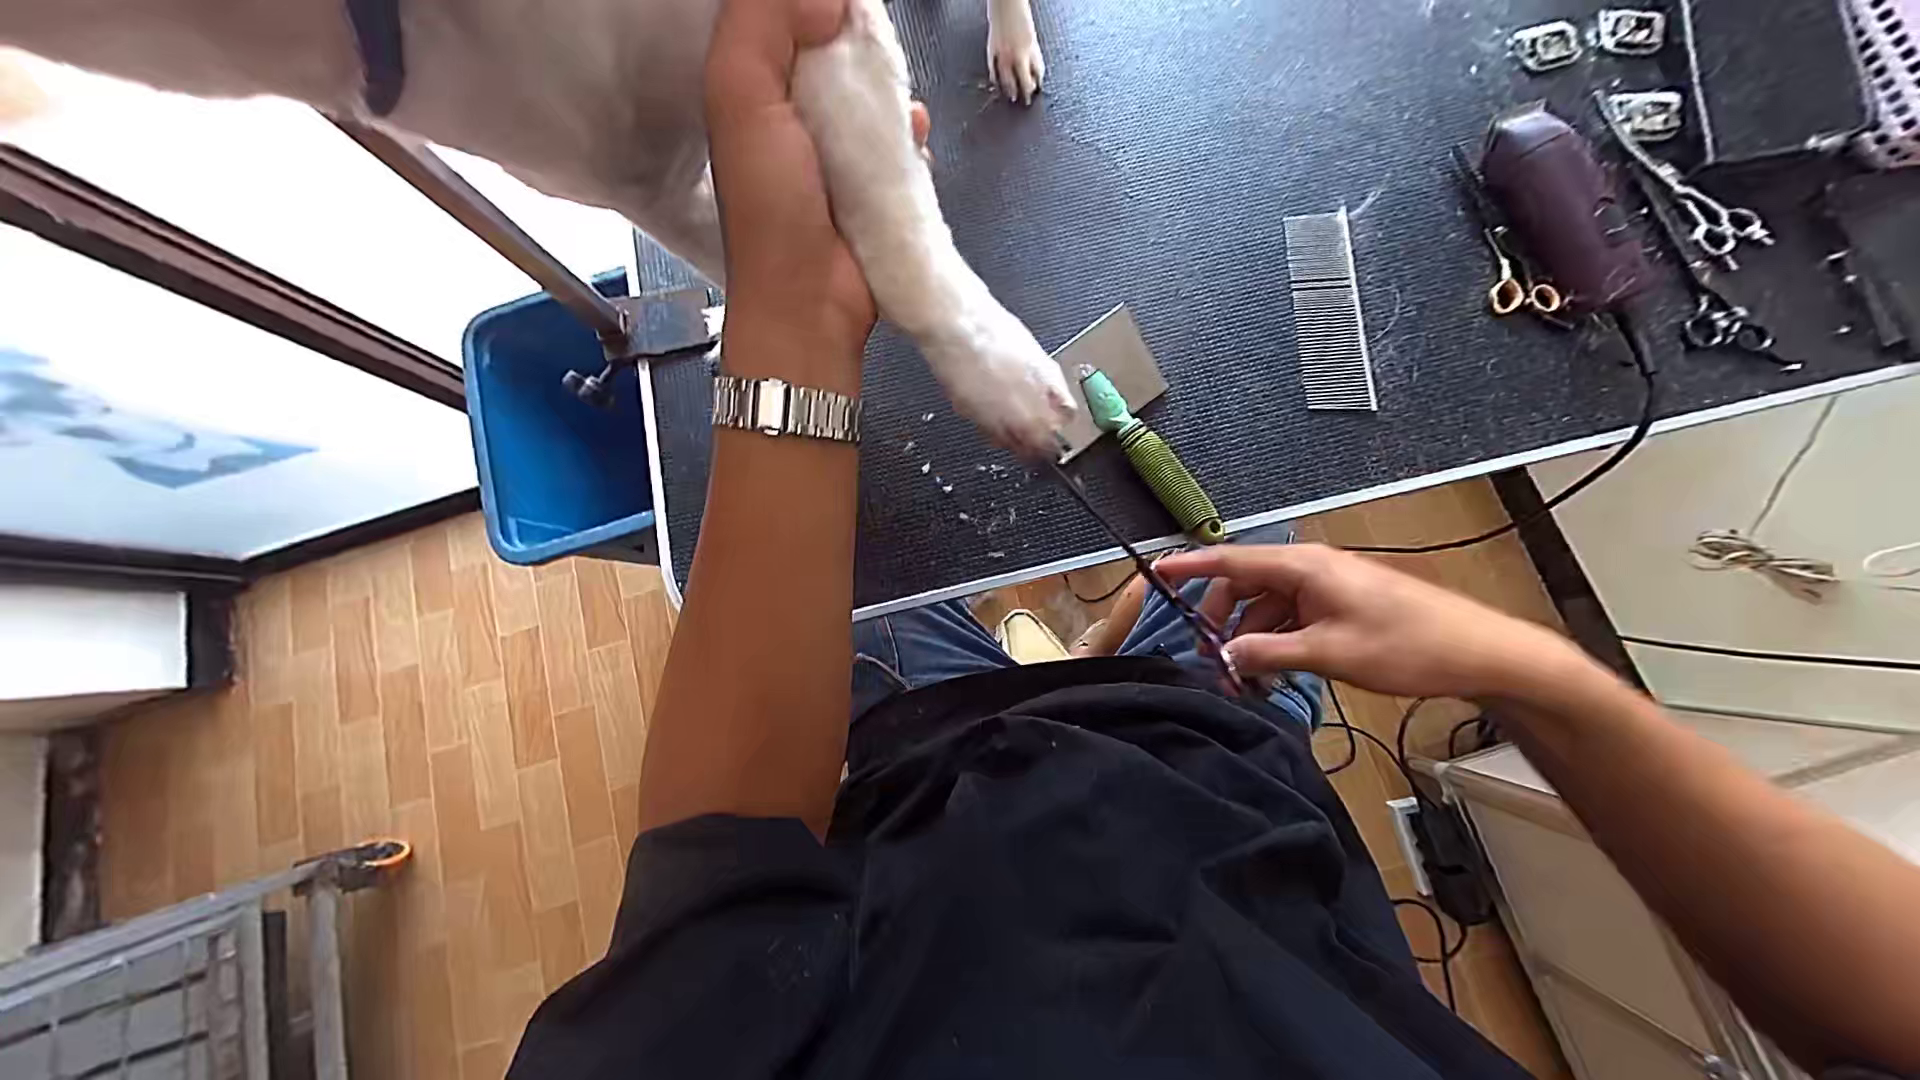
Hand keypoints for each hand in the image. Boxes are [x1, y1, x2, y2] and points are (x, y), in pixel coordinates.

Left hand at [704, 0, 929, 372]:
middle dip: (861, 48)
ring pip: (872, 106)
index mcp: (757, 96)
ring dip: (891, 96)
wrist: (809, 301)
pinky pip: (900, 154)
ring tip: (900, 101)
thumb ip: (765, 22)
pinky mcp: (877, 197)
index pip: (787, 29)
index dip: (817, 11)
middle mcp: (797, 127)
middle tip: (878, 49)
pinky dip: (911, 143)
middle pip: (836, 63)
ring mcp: (840, 166)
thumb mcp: (741, 93)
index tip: (845, 10)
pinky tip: (916, 140)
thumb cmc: (771, 207)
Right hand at [1156, 544, 1601, 703]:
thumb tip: (1224, 656)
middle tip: (1211, 656)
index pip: (1231, 560)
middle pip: (1243, 586)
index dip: (1188, 565)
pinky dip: (1275, 639)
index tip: (1155, 573)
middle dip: (1221, 619)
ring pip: (1265, 605)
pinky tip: (1274, 668)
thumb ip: (1268, 652)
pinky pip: (1289, 616)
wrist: (1483, 654)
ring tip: (1245, 673)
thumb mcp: (1329, 654)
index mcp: (1304, 567)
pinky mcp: (1338, 604)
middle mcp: (1310, 569)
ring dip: (1249, 636)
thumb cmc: (1410, 645)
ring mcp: (1325, 586)